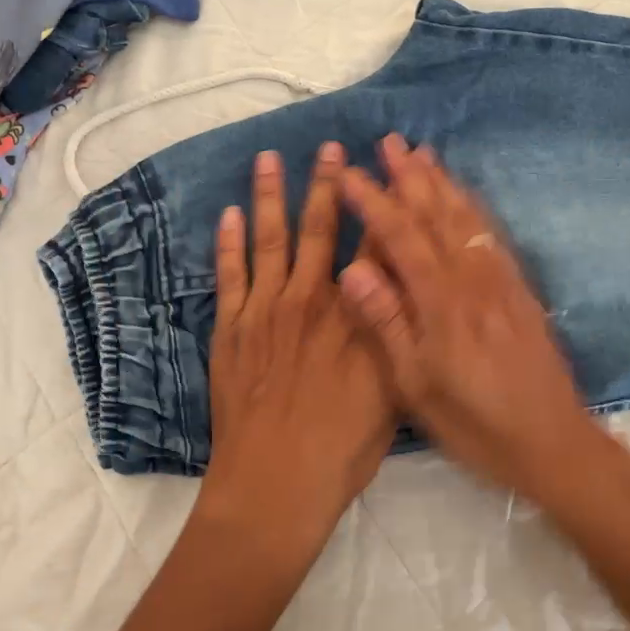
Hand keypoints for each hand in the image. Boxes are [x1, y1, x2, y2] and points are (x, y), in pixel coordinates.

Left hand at [201, 143, 396, 548]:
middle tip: (329, 147)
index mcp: (356, 315)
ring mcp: (266, 310)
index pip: (372, 246)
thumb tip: (401, 297)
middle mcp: (313, 299)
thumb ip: (392, 339)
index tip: (380, 171)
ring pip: (270, 238)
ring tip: (270, 158)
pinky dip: (228, 241)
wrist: (275, 483)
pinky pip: (229, 273)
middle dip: (327, 184)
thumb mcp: (390, 395)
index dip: (377, 205)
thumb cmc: (342, 450)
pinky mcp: (231, 327)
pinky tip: (229, 213)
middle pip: (322, 229)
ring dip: (270, 195)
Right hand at [336, 135, 600, 503]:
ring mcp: (501, 282)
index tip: (347, 173)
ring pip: (466, 218)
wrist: (553, 443)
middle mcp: (473, 280)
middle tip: (388, 141)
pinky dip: (474, 207)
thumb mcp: (416, 387)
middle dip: (410, 176)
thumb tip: (351, 269)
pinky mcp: (521, 290)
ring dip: (442, 183)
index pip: (400, 237)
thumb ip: (387, 324)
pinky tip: (465, 198)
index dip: (372, 202)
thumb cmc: (475, 424)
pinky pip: (492, 235)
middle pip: (437, 215)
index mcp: (441, 303)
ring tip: (423, 153)